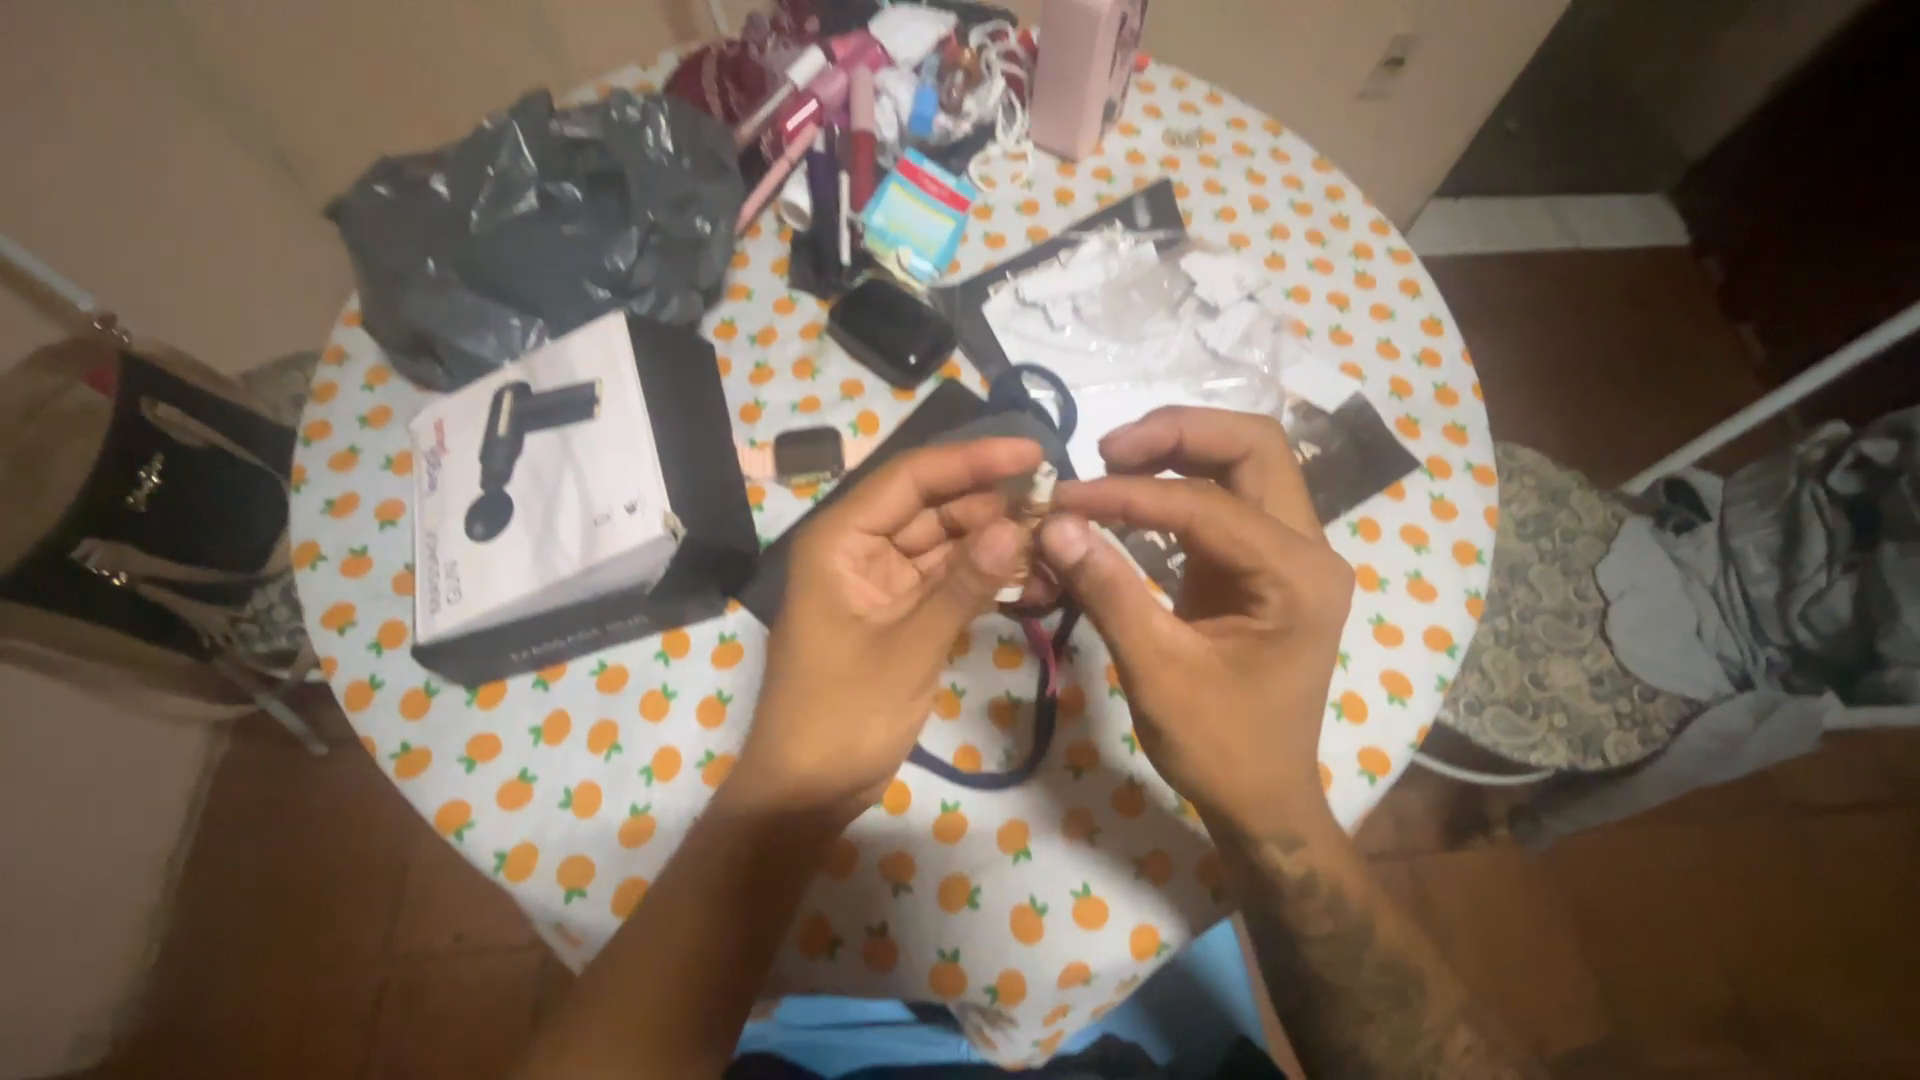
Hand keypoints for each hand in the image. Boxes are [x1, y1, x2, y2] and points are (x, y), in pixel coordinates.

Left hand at [731, 438, 1044, 820]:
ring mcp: (882, 585)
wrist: (806, 793)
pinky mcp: (901, 618)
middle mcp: (860, 551)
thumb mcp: (907, 648)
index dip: (972, 460)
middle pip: (932, 509)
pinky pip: (948, 584)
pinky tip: (1033, 578)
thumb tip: (1016, 526)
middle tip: (1059, 502)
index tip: (1034, 454)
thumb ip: (962, 586)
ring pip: (946, 546)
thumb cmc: (840, 716)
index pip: (910, 479)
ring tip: (1056, 536)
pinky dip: (984, 581)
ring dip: (995, 543)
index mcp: (840, 541)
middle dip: (992, 504)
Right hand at [1038, 407, 1353, 834]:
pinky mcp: (1265, 563)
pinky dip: (1180, 483)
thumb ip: (1108, 591)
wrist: (1263, 796)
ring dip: (1180, 449)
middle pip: (1253, 447)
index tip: (1064, 498)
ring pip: (1245, 462)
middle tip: (1105, 451)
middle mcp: (1308, 550)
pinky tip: (1133, 495)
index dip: (1129, 494)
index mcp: (1296, 577)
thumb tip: (1054, 524)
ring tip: (1112, 463)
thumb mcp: (1157, 672)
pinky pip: (1227, 498)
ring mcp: (1291, 553)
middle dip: (1177, 434)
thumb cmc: (1220, 746)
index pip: (1205, 503)